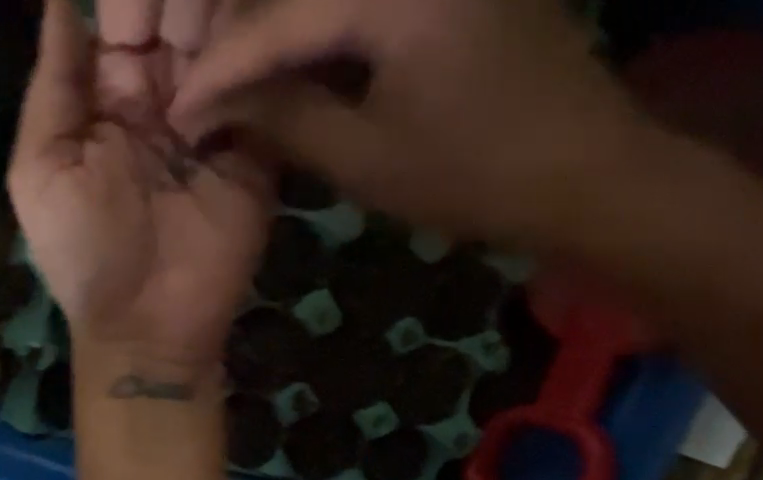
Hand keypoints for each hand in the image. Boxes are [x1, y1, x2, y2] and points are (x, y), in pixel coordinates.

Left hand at [8, 0, 272, 394]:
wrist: (147, 326)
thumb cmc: (83, 252)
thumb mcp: (41, 169)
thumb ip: (54, 86)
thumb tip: (60, 2)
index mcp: (111, 102)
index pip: (126, 24)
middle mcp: (166, 104)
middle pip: (179, 27)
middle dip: (180, 1)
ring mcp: (215, 127)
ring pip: (222, 50)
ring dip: (218, 19)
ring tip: (210, 1)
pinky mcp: (256, 156)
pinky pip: (260, 95)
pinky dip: (257, 60)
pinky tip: (249, 33)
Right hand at [168, 0, 642, 244]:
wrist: (588, 170)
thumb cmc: (476, 176)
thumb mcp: (368, 160)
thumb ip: (285, 119)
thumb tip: (218, 103)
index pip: (273, 20)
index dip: (217, 70)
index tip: (175, 112)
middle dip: (239, 36)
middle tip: (200, 90)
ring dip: (278, 26)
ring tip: (237, 78)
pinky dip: (325, 23)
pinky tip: (296, 59)